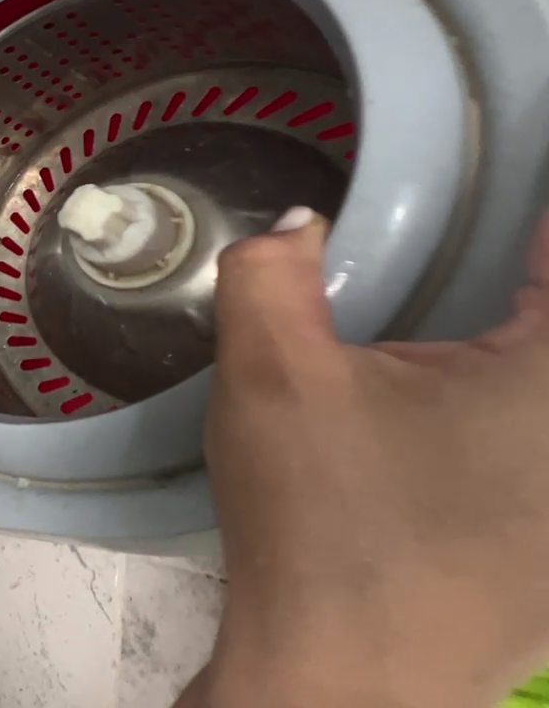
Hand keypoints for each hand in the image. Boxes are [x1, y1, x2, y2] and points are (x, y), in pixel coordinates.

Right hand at [189, 210, 548, 707]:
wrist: (348, 657)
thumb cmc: (320, 508)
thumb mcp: (270, 374)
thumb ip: (271, 274)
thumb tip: (297, 221)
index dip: (540, 188)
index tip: (513, 135)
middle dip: (520, 259)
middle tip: (483, 223)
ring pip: (542, 361)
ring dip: (514, 310)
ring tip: (472, 280)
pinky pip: (539, 411)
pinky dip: (504, 365)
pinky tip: (458, 365)